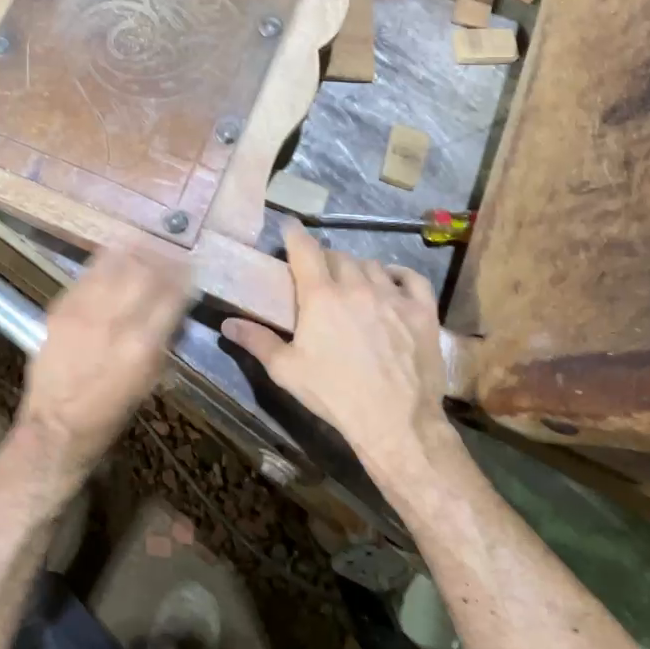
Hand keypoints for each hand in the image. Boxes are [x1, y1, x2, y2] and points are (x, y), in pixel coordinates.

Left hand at [17, 245, 191, 479]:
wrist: (55, 425)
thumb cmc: (108, 414)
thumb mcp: (148, 383)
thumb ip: (161, 345)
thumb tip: (173, 316)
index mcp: (143, 345)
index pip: (172, 297)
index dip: (185, 278)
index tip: (191, 268)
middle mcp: (115, 321)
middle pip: (145, 273)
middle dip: (162, 259)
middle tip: (171, 253)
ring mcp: (84, 311)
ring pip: (114, 267)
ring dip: (135, 252)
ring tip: (146, 244)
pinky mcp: (60, 308)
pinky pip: (86, 274)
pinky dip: (104, 260)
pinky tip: (114, 251)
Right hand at [222, 222, 453, 478]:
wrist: (396, 422)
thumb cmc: (334, 395)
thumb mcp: (286, 370)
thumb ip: (257, 341)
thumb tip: (226, 324)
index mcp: (320, 296)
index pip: (305, 249)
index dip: (294, 234)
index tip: (289, 226)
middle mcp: (357, 287)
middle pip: (339, 256)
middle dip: (325, 259)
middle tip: (318, 274)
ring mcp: (393, 297)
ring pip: (372, 265)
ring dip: (357, 268)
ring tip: (352, 282)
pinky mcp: (422, 312)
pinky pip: (412, 278)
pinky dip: (398, 274)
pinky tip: (391, 282)